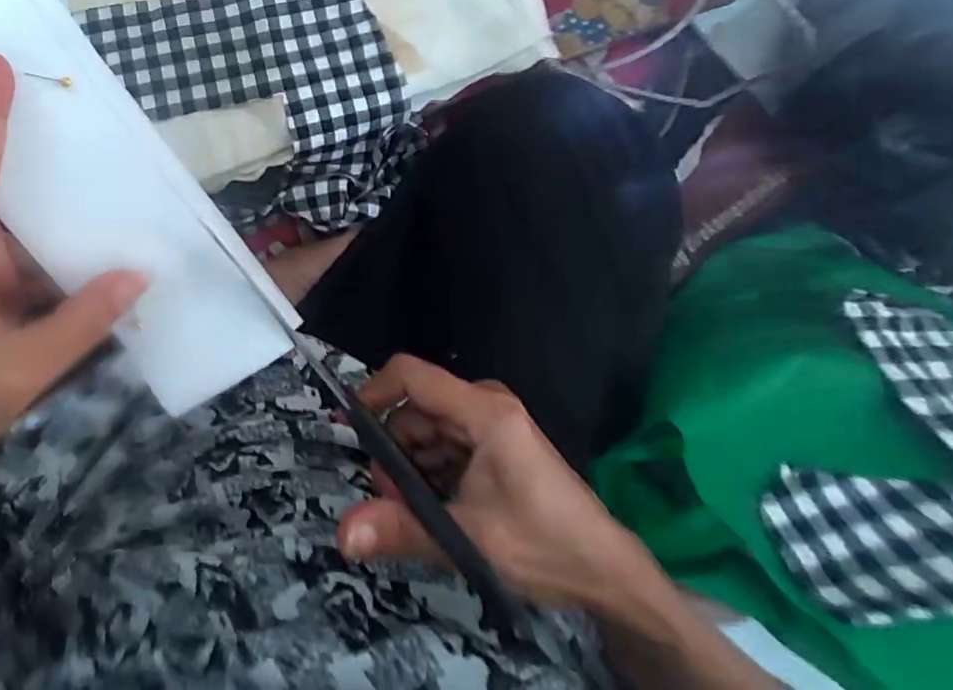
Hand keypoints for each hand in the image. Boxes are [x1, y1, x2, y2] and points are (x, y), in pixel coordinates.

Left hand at [0, 53, 147, 485]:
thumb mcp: (20, 367)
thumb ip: (81, 321)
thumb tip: (138, 275)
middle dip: (31, 150)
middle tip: (69, 105)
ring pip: (17, 226)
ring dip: (55, 209)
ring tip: (103, 172)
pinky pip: (26, 258)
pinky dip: (57, 252)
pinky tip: (96, 241)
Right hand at [336, 354, 651, 609]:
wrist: (609, 576)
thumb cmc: (545, 546)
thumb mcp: (468, 539)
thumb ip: (402, 529)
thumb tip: (343, 533)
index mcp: (483, 411)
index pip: (411, 375)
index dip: (372, 392)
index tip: (346, 426)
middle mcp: (485, 405)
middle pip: (415, 409)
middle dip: (393, 450)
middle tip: (391, 499)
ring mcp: (492, 423)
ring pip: (427, 428)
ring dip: (411, 465)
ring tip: (416, 510)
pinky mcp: (495, 443)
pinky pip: (445, 442)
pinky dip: (430, 470)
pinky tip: (437, 504)